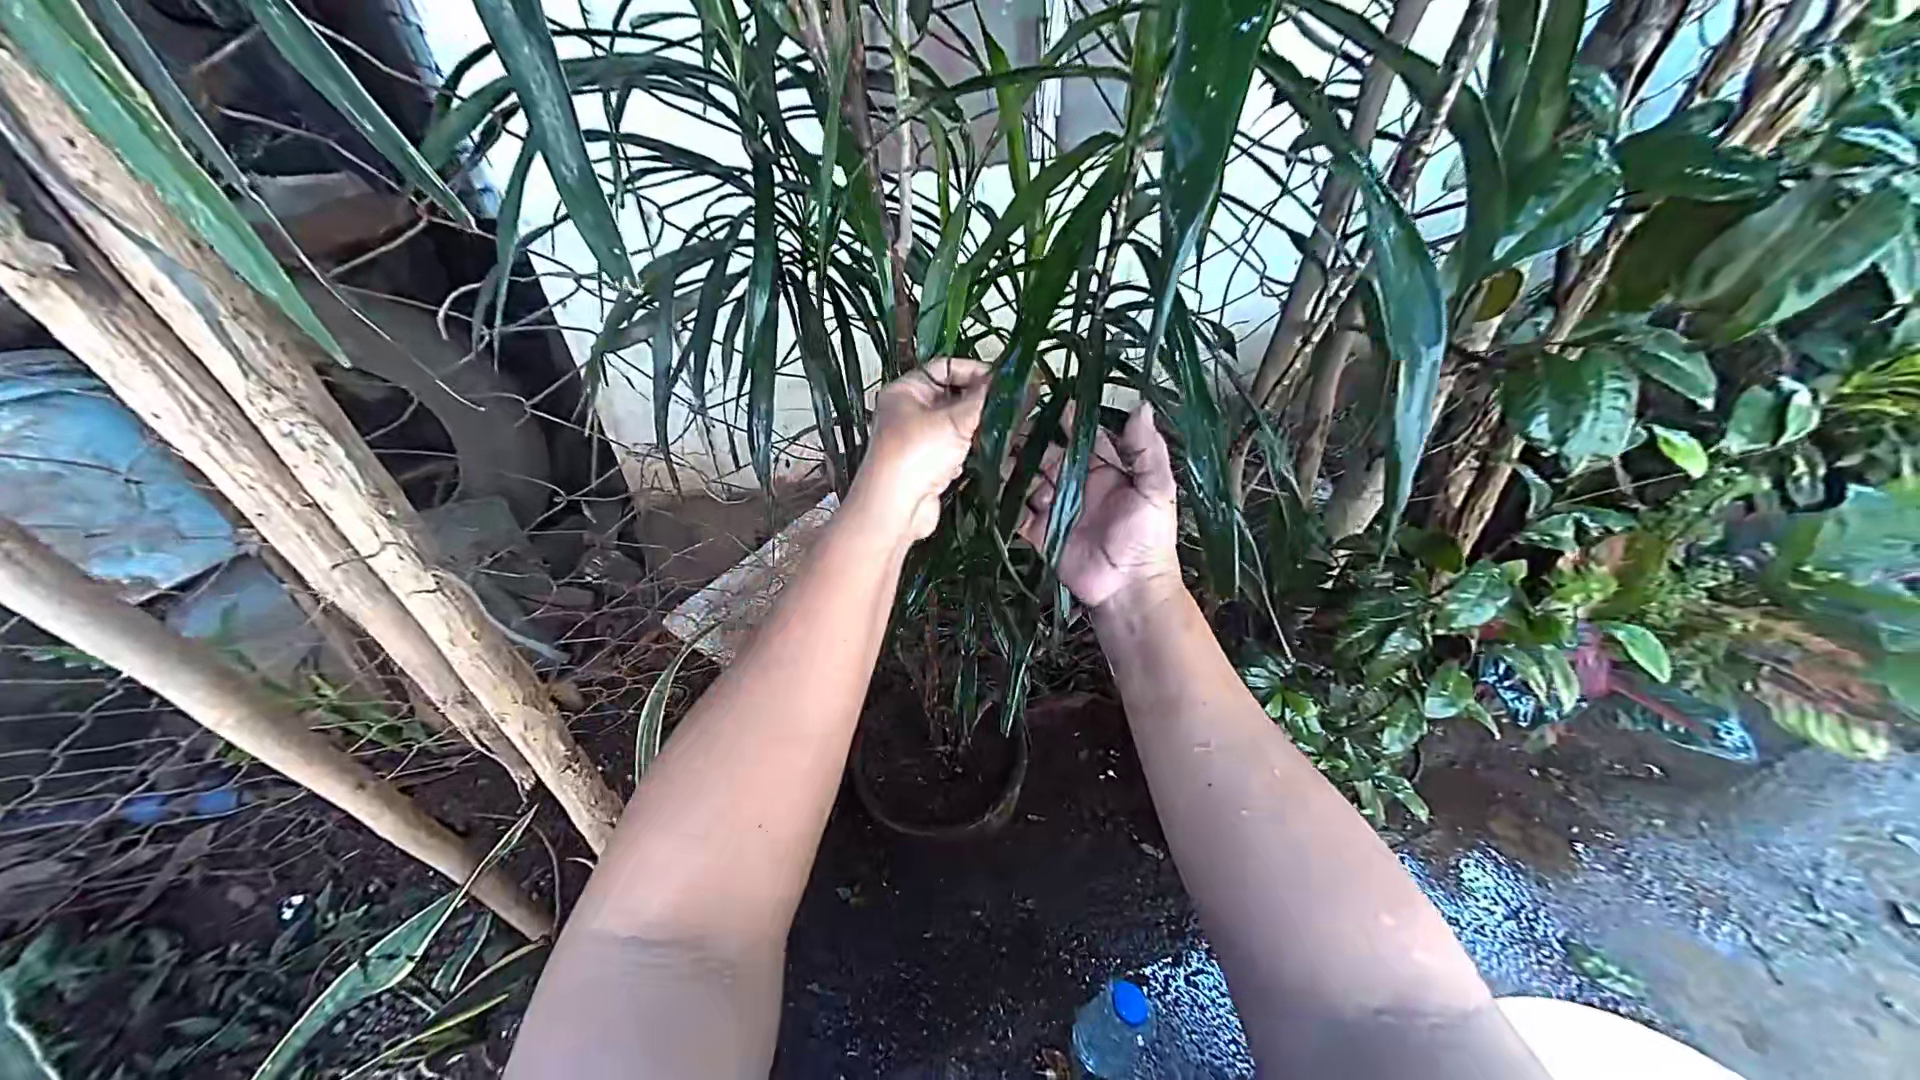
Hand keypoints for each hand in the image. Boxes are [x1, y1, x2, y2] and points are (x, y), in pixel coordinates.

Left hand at [851, 357, 990, 539]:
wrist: (896, 508)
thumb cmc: (909, 460)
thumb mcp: (954, 420)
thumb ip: (983, 399)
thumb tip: (1006, 383)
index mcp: (906, 391)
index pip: (946, 367)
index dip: (975, 371)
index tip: (1003, 379)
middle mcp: (909, 413)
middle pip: (953, 396)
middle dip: (979, 402)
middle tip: (1008, 403)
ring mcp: (918, 440)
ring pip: (956, 424)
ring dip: (976, 428)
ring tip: (1000, 428)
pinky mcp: (928, 465)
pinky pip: (956, 449)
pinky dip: (970, 450)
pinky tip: (983, 453)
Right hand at [1016, 402, 1180, 610]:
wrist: (1130, 588)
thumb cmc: (1149, 538)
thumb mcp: (1156, 489)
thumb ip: (1146, 449)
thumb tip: (1140, 406)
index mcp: (1105, 470)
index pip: (1082, 437)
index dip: (1069, 420)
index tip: (1054, 403)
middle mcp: (1077, 484)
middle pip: (1049, 455)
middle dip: (1033, 441)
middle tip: (1016, 427)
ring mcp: (1056, 507)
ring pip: (1030, 479)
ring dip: (1018, 467)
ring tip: (1006, 457)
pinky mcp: (1039, 531)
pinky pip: (1018, 512)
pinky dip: (1009, 501)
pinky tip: (1003, 490)